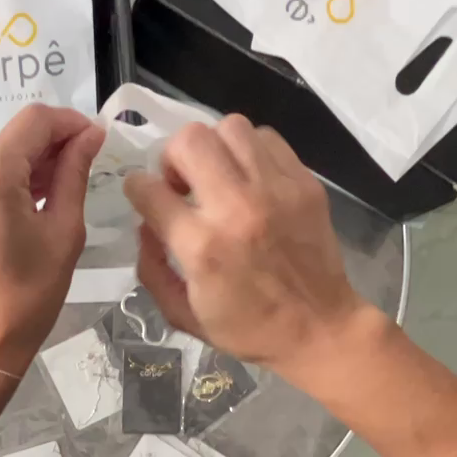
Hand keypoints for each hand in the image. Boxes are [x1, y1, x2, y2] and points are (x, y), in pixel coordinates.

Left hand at [0, 104, 105, 377]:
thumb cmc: (28, 297)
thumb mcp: (63, 233)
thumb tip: (89, 136)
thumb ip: (74, 174)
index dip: (69, 124)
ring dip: (27, 169)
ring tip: (54, 199)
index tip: (95, 140)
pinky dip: (4, 187)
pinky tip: (24, 212)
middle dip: (49, 149)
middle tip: (82, 173)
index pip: (34, 122)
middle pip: (12, 139)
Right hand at [124, 115, 386, 381]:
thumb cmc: (247, 329)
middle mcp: (235, 207)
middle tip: (182, 184)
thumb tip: (145, 225)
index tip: (143, 196)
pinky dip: (248, 151)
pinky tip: (248, 179)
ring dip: (212, 148)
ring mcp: (274, 189)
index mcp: (201, 247)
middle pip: (188, 141)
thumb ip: (152, 269)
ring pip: (229, 127)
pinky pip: (266, 139)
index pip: (150, 190)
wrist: (318, 329)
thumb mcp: (183, 315)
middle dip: (172, 158)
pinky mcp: (303, 182)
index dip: (137, 189)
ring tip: (216, 177)